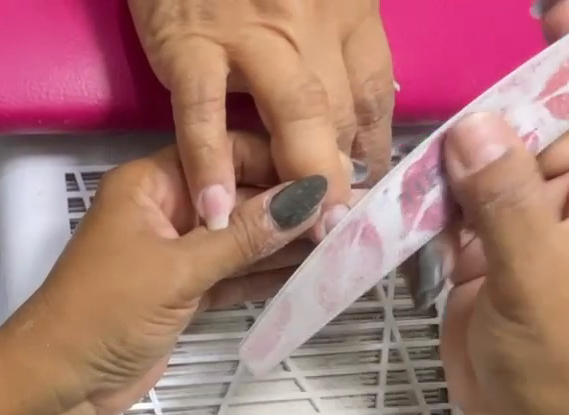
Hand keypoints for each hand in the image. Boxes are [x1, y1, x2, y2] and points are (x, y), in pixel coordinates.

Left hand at [2, 135, 328, 414]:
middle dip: (289, 210)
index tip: (336, 177)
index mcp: (150, 185)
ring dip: (283, 247)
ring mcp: (171, 257)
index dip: (280, 165)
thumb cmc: (103, 314)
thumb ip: (243, 237)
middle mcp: (162, 212)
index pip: (226, 155)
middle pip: (237, 199)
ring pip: (237, 242)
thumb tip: (309, 197)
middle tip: (353, 215)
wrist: (59, 381)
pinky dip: (261, 278)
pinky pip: (229, 278)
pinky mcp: (178, 297)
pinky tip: (308, 274)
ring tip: (344, 243)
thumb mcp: (176, 270)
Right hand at [130, 0, 391, 229]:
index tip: (370, 194)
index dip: (376, 149)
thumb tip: (348, 106)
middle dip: (347, 178)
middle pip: (342, 111)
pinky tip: (217, 210)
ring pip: (293, 114)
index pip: (373, 89)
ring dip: (300, 178)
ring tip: (301, 237)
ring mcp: (250, 35)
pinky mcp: (192, 46)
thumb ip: (328, 38)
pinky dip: (210, 164)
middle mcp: (311, 21)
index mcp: (344, 6)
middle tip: (342, 235)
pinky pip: (203, 113)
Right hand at [438, 0, 568, 414]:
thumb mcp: (539, 273)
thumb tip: (472, 126)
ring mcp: (535, 219)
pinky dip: (434, 202)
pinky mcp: (490, 249)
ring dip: (457, 164)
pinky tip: (406, 203)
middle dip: (503, 117)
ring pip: (497, 161)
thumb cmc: (562, 356)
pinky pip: (462, 204)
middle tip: (450, 133)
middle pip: (552, 118)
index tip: (550, 13)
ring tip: (417, 174)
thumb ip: (506, 198)